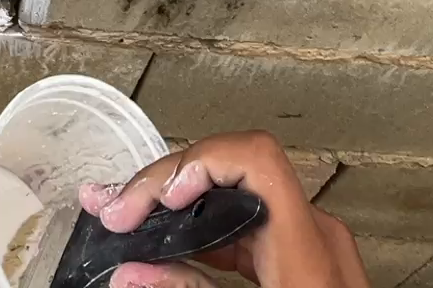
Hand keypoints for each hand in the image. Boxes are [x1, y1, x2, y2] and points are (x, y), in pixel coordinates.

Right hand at [77, 131, 368, 287]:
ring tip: (129, 213)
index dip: (203, 160)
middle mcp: (316, 234)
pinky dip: (203, 225)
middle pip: (230, 172)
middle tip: (116, 208)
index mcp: (307, 255)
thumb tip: (129, 273)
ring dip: (177, 200)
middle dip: (164, 184)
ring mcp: (313, 242)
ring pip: (233, 193)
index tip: (165, 195)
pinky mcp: (304, 257)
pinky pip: (246, 222)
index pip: (257, 159)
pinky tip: (169, 239)